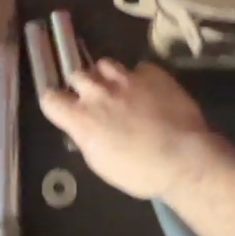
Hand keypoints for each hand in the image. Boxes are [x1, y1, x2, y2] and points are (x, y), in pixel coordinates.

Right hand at [38, 60, 224, 199]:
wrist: (184, 158)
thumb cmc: (139, 172)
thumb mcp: (101, 163)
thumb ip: (87, 137)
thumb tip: (84, 128)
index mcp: (81, 117)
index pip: (50, 98)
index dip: (55, 103)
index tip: (63, 109)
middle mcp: (99, 92)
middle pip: (77, 75)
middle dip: (81, 85)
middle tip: (94, 99)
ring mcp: (126, 78)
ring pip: (105, 64)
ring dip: (106, 76)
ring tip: (118, 88)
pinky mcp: (152, 73)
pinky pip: (138, 69)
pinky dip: (139, 78)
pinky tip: (148, 91)